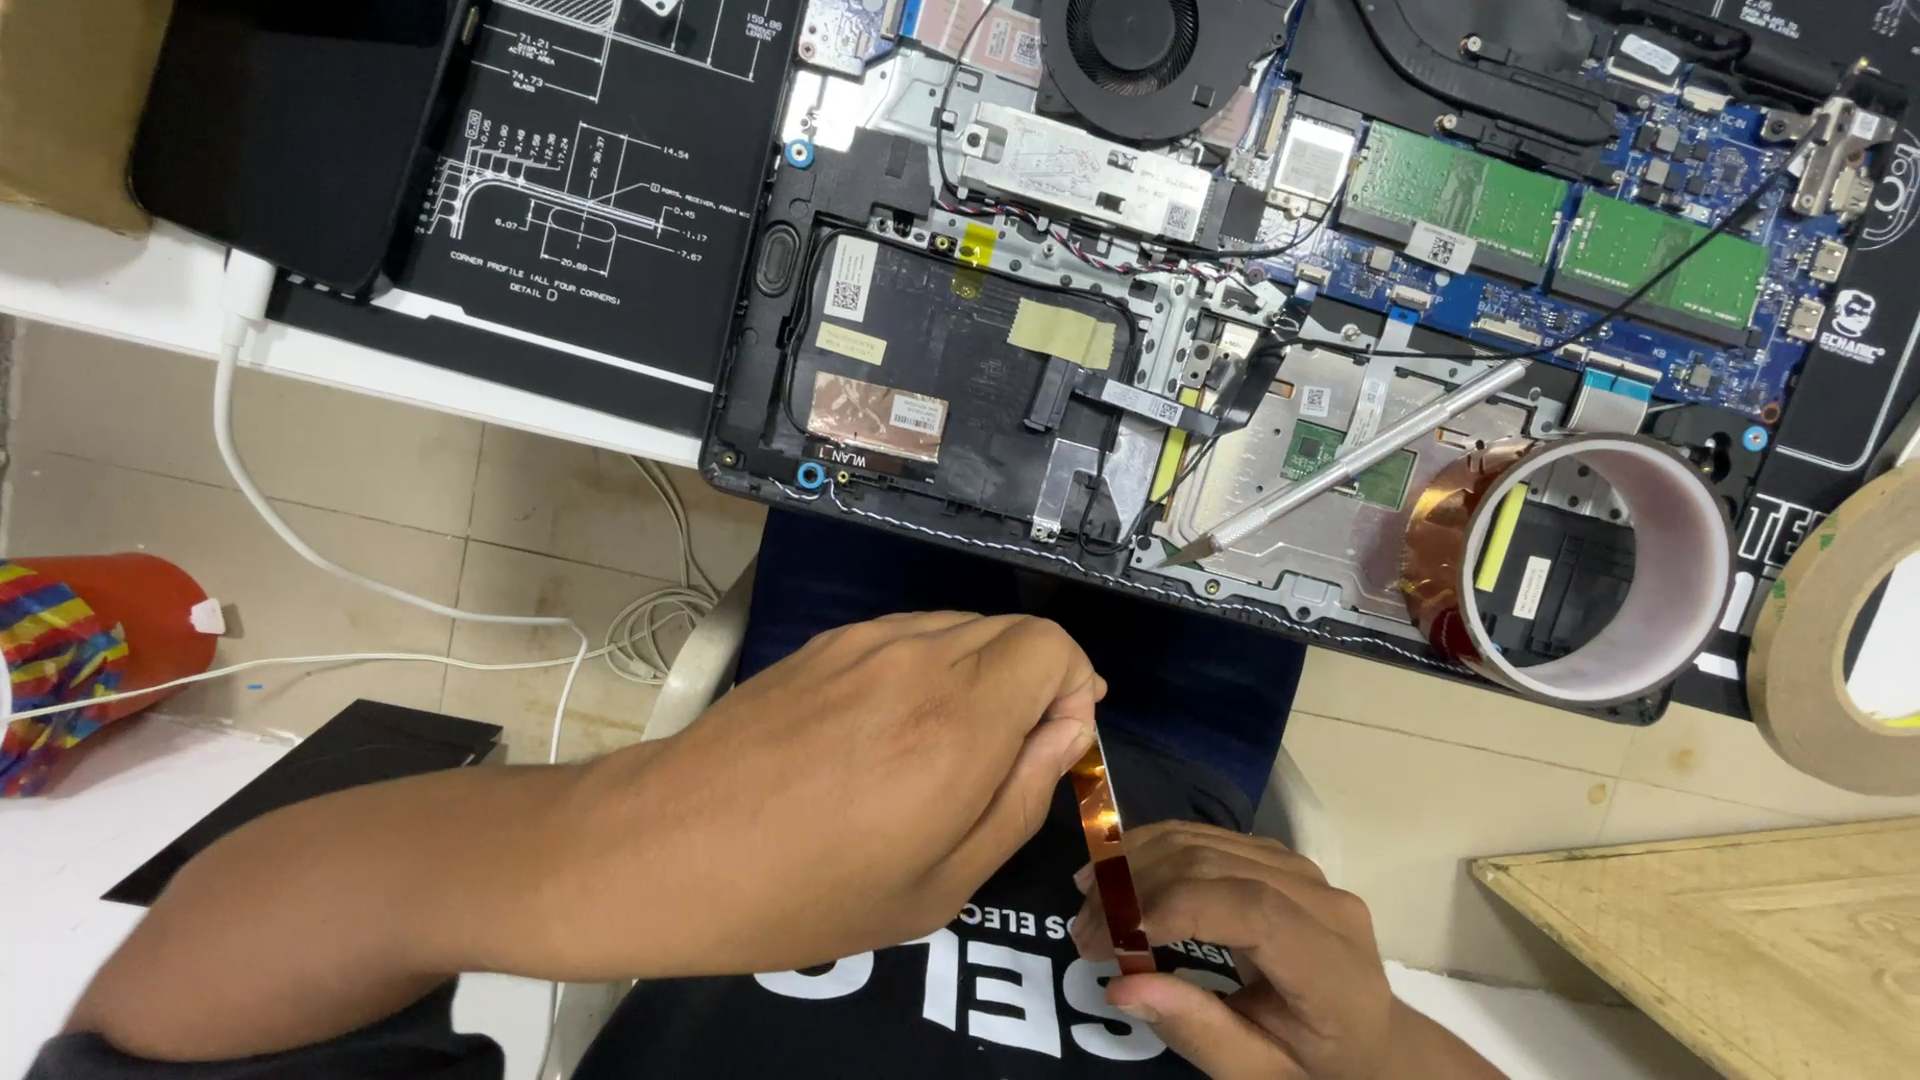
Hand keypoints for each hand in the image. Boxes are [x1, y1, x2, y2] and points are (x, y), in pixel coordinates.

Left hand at [545, 612, 1104, 978]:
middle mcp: (918, 660)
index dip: (1073, 684)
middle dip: (1037, 679)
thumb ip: (1021, 796)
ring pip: (963, 623)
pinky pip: (911, 631)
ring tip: (947, 742)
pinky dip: (934, 663)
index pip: (1053, 644)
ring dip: (985, 669)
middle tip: (1007, 751)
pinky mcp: (828, 640)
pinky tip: (894, 722)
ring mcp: (866, 640)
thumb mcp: (939, 884)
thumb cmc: (807, 891)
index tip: (1055, 738)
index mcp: (957, 722)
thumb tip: (1067, 730)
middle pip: (1015, 627)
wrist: (667, 846)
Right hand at [1071, 822, 1395, 1079]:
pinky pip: (1201, 834)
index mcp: (1333, 965)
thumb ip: (1200, 1033)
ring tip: (1086, 898)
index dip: (1175, 908)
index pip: (1253, 909)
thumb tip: (1119, 988)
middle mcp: (1320, 898)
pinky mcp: (1272, 855)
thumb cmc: (1319, 1068)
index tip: (1111, 940)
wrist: (1372, 1040)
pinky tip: (1115, 871)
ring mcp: (1297, 867)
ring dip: (1132, 861)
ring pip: (1199, 839)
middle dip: (1135, 890)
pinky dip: (1149, 848)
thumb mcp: (1265, 1076)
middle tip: (1082, 930)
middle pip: (1214, 864)